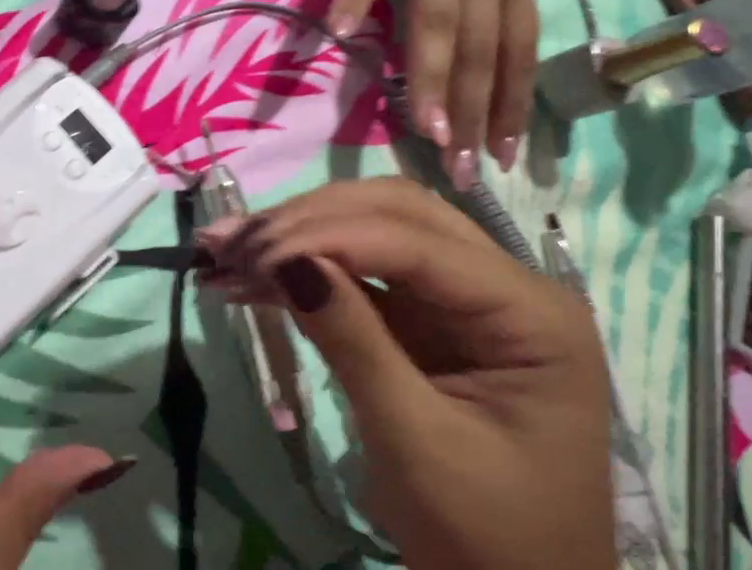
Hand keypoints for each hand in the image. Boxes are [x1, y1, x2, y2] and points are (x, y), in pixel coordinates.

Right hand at [197, 178, 614, 568]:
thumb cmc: (486, 538)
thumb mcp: (416, 443)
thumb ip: (354, 341)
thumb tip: (283, 261)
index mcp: (530, 312)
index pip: (418, 241)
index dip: (329, 236)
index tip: (251, 254)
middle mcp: (504, 286)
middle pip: (397, 215)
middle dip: (308, 221)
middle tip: (231, 243)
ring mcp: (465, 301)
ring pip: (375, 232)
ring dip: (299, 236)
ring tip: (221, 250)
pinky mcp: (430, 322)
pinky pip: (364, 276)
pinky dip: (307, 272)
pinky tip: (249, 279)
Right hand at [328, 0, 541, 184]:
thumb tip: (486, 41)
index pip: (517, 51)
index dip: (513, 107)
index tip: (508, 160)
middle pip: (481, 49)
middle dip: (476, 114)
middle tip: (466, 171)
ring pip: (437, 18)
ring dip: (433, 76)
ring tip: (425, 130)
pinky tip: (336, 35)